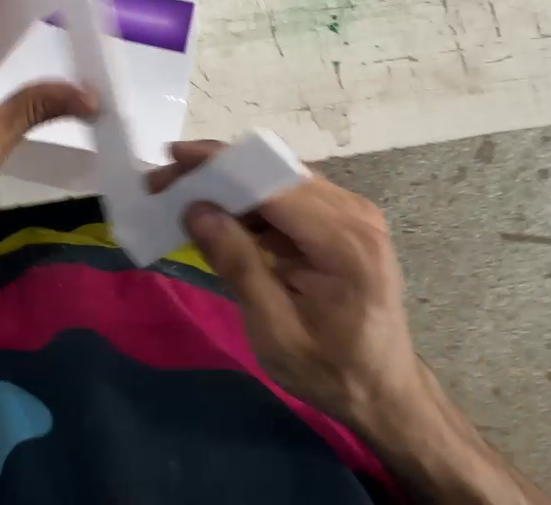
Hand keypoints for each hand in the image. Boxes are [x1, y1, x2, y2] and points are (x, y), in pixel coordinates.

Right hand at [159, 142, 425, 426]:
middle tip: (165, 180)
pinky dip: (248, 199)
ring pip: (277, 177)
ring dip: (228, 182)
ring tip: (182, 192)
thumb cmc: (331, 371)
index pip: (272, 182)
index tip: (171, 158)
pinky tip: (217, 210)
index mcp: (344, 241)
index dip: (219, 164)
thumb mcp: (274, 330)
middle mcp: (354, 214)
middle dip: (215, 171)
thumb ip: (238, 264)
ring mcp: (351, 213)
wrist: (385, 393)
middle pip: (273, 171)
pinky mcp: (342, 220)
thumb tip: (196, 209)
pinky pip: (287, 194)